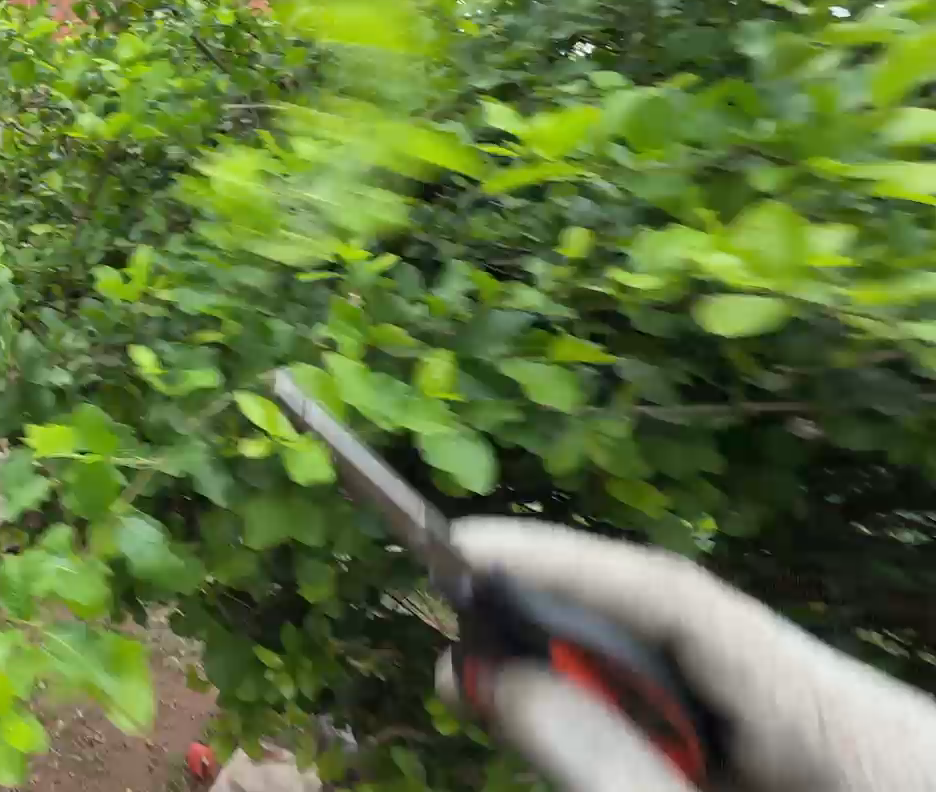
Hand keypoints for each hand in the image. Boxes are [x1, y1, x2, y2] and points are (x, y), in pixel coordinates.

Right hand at [441, 517, 935, 791]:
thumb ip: (605, 772)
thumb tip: (483, 672)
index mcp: (865, 731)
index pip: (683, 602)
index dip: (558, 561)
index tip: (458, 546)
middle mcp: (850, 711)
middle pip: (673, 628)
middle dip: (549, 621)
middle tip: (451, 627)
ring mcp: (830, 733)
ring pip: (674, 667)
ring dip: (572, 670)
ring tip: (483, 681)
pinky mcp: (801, 757)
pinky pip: (691, 709)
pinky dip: (610, 712)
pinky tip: (559, 717)